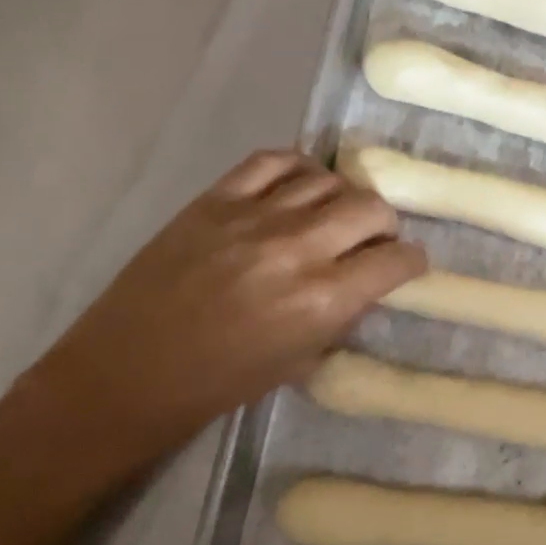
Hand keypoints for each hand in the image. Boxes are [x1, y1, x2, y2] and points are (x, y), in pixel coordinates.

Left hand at [37, 149, 426, 459]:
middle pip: (369, 208)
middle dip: (385, 224)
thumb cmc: (220, 382)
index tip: (409, 263)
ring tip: (334, 214)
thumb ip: (338, 318)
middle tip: (375, 239)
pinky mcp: (216, 199)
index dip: (412, 260)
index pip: (394, 260)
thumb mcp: (298, 363)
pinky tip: (300, 186)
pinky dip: (298, 169)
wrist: (133, 369)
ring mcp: (255, 216)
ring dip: (344, 197)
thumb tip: (360, 286)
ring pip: (327, 179)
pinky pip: (273, 161)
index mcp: (323, 301)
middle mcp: (298, 249)